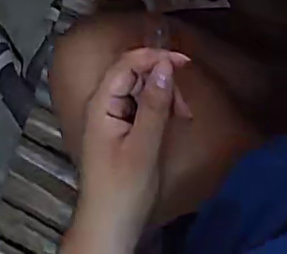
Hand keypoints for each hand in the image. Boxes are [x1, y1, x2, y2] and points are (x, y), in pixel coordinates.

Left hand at [66, 48, 192, 253]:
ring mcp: (110, 115)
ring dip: (163, 95)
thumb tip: (165, 66)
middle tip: (185, 104)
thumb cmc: (123, 191)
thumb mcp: (144, 147)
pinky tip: (172, 120)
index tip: (184, 62)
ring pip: (139, 88)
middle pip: (134, 73)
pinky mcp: (119, 128)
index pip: (127, 63)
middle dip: (162, 80)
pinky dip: (158, 108)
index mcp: (101, 102)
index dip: (155, 56)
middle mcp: (103, 102)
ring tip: (183, 115)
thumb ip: (154, 104)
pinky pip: (139, 104)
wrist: (107, 230)